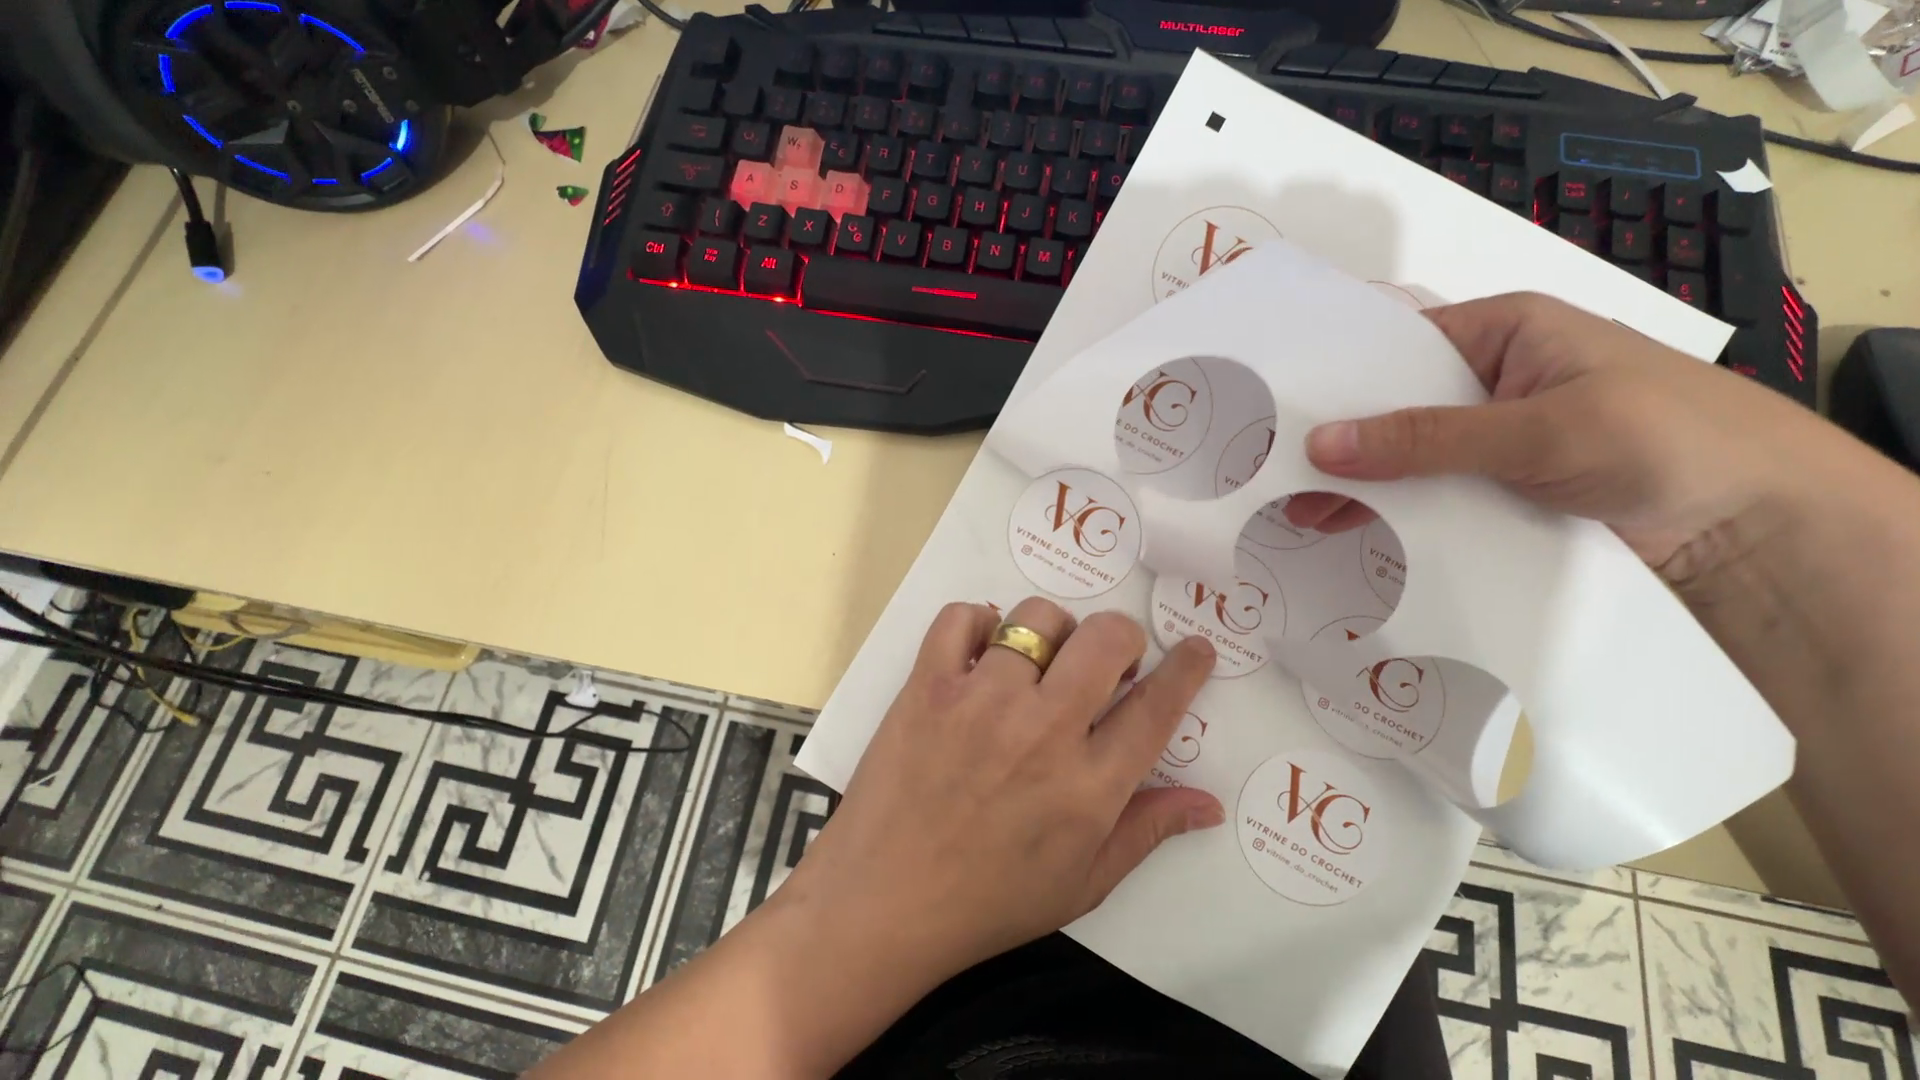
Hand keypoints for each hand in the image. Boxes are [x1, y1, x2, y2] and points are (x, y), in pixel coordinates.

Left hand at [775, 597, 1221, 990]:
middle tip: (1109, 660)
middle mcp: (1042, 731)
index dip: (1187, 668)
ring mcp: (981, 702)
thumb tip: (1208, 802)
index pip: (1157, 707)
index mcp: (1089, 786)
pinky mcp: (927, 687)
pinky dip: (977, 620)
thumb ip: (1146, 833)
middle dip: (1123, 637)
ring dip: (1052, 631)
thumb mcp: (1081, 884)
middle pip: (1106, 640)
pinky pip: (960, 618)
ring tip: (1040, 660)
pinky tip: (981, 650)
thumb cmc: (988, 903)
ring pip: (1037, 619)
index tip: (1196, 648)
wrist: (882, 904)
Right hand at [1282, 292, 1845, 583]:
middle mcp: (1492, 381)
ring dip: (1359, 482)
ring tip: (1292, 512)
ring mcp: (1495, 440)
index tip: (1271, 396)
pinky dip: (1394, 511)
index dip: (1337, 366)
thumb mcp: (1540, 430)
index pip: (1398, 341)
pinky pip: (1432, 494)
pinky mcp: (1499, 490)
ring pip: (1408, 455)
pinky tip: (1346, 532)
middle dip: (1336, 435)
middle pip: (1394, 403)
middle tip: (1263, 466)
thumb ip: (1428, 438)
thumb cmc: (1665, 440)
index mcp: (1504, 333)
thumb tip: (1320, 444)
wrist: (1759, 528)